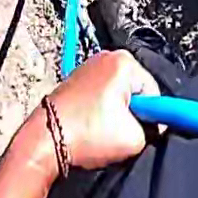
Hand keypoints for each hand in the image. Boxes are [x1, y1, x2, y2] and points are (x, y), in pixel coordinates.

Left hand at [35, 50, 159, 173]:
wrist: (44, 141)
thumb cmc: (85, 134)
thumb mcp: (134, 139)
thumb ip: (153, 131)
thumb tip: (151, 128)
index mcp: (124, 62)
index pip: (153, 92)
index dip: (151, 117)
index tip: (142, 132)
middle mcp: (107, 57)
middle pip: (135, 91)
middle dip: (131, 113)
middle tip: (118, 134)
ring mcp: (89, 66)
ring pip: (117, 94)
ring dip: (114, 113)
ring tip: (100, 132)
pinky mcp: (75, 79)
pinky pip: (100, 95)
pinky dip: (98, 111)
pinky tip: (89, 127)